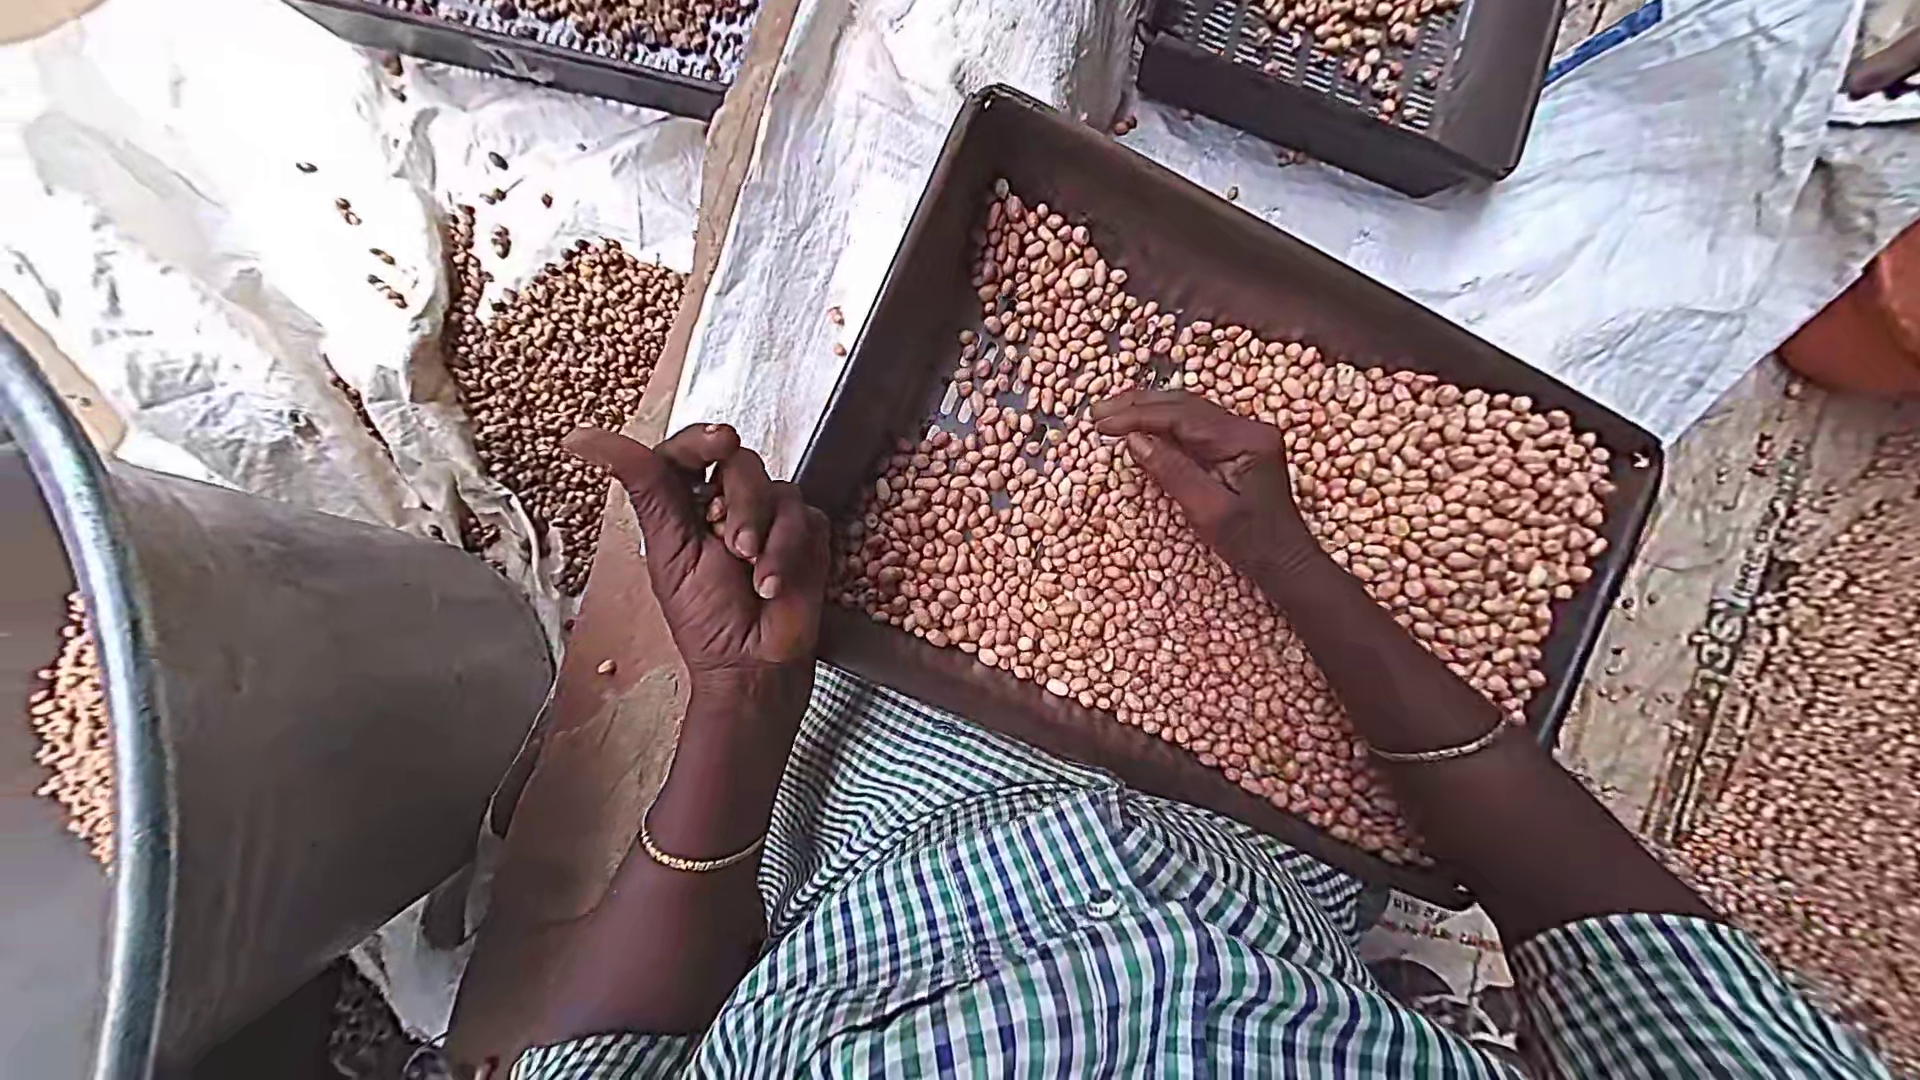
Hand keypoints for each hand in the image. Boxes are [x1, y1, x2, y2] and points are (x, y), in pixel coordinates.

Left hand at [565, 424, 828, 694]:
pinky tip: (773, 582)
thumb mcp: (669, 550)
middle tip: (736, 549)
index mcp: (691, 504)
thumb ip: (644, 487)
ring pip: (778, 488)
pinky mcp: (808, 534)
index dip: (703, 441)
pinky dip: (789, 550)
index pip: (693, 451)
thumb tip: (582, 438)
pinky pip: (805, 518)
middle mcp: (734, 503)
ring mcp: (774, 517)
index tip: (720, 443)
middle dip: (740, 503)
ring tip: (754, 573)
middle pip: (741, 463)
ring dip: (766, 533)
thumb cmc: (707, 617)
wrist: (752, 661)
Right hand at [1089, 390, 1313, 574]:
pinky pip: (1193, 426)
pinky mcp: (1236, 446)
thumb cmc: (1250, 543)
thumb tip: (1134, 440)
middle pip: (1184, 404)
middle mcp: (1248, 428)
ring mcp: (1244, 435)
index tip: (1103, 424)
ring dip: (1147, 409)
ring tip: (1111, 414)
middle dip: (1138, 405)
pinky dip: (1162, 423)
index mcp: (1247, 440)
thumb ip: (1172, 471)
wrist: (1285, 560)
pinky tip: (1140, 426)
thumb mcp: (1207, 511)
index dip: (1138, 416)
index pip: (1183, 416)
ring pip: (1187, 410)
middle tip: (1098, 412)